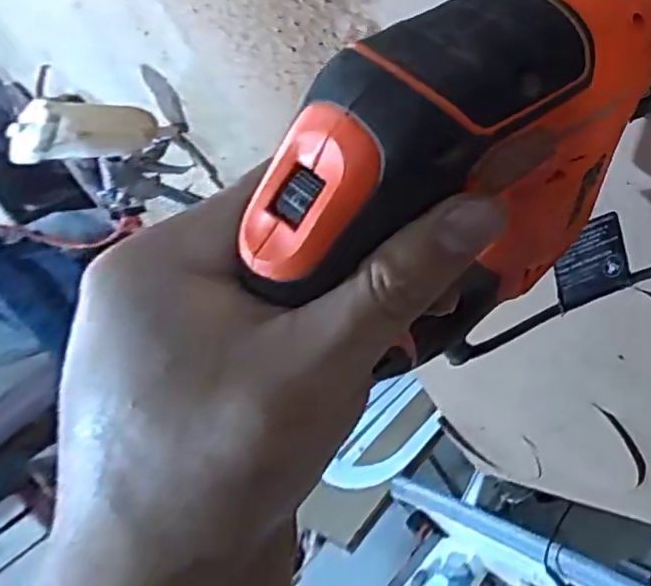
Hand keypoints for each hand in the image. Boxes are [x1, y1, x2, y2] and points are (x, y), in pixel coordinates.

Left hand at [42, 172, 501, 584]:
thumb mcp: (320, 361)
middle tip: (438, 273)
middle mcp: (172, 273)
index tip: (441, 200)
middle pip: (305, 226)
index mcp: (167, 254)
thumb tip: (483, 206)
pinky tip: (372, 346)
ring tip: (415, 319)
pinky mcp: (216, 353)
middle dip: (379, 249)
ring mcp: (190, 318)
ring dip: (370, 288)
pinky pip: (297, 306)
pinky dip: (345, 316)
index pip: (290, 182)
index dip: (372, 185)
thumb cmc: (216, 468)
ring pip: (308, 269)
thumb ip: (401, 278)